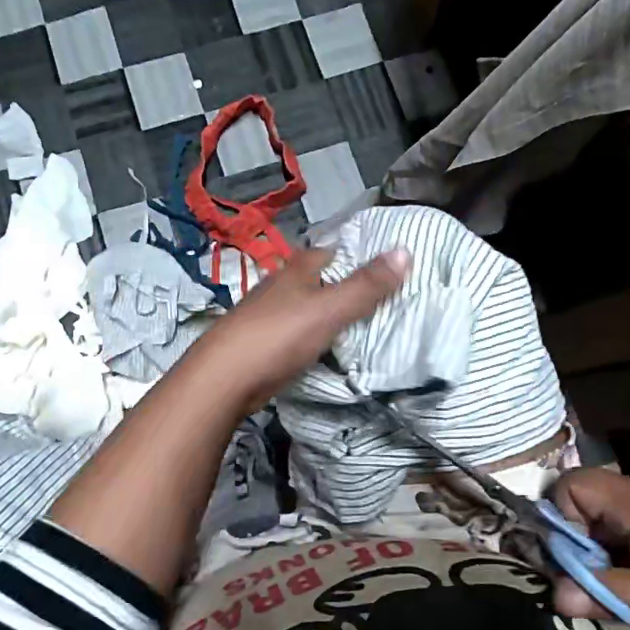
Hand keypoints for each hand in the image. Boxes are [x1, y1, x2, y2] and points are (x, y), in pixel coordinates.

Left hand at [184, 246, 408, 414]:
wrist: (223, 379)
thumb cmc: (278, 336)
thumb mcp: (330, 310)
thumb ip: (366, 286)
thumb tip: (406, 251)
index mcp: (297, 271)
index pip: (331, 251)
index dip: (357, 254)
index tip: (386, 265)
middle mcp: (281, 286)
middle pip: (319, 278)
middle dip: (345, 284)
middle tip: (381, 296)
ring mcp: (269, 315)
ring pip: (307, 305)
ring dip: (329, 311)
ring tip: (362, 322)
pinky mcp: (263, 343)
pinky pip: (298, 331)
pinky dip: (315, 334)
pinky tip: (327, 347)